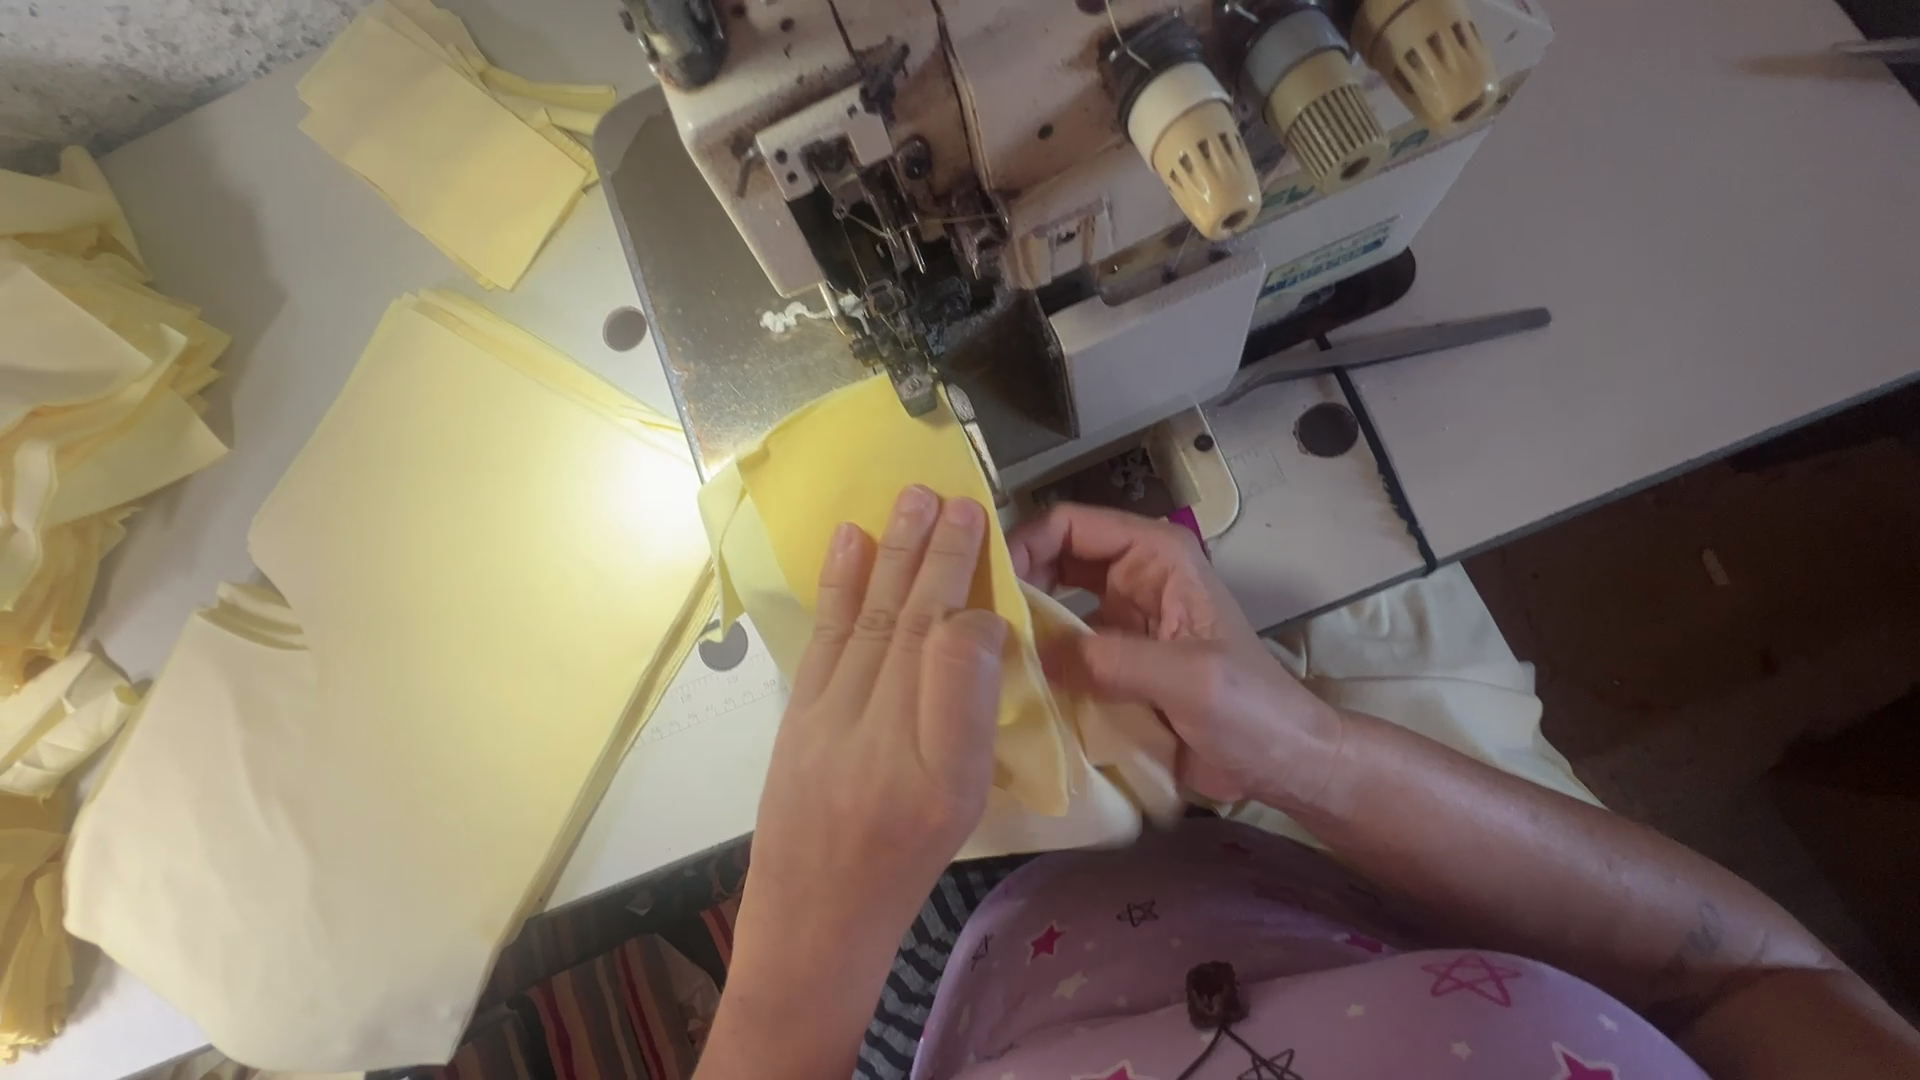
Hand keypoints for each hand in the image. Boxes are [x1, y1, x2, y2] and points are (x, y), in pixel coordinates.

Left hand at [710, 487, 1006, 1079]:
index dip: (958, 577)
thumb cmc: (902, 860)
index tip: (974, 524)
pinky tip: (847, 545)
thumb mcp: (960, 799)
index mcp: (922, 747)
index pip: (942, 639)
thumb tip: (979, 629)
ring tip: (905, 502)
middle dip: (928, 551)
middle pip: (903, 616)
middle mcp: (868, 718)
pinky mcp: (797, 712)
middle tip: (946, 494)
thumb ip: (967, 709)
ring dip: (886, 554)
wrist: (815, 917)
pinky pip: (822, 638)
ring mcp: (824, 711)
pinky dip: (836, 586)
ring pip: (865, 616)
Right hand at [1007, 503, 1340, 804]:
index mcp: (1155, 555)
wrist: (1281, 762)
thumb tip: (1029, 653)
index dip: (1025, 544)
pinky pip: (1061, 647)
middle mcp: (1131, 575)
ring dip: (1022, 622)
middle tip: (976, 622)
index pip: (1070, 525)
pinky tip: (1009, 679)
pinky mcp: (1112, 659)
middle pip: (1052, 559)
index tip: (990, 588)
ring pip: (1051, 603)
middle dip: (1015, 583)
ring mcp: (1119, 619)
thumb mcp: (1188, 677)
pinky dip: (1037, 657)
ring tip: (983, 650)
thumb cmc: (1253, 709)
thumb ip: (1111, 660)